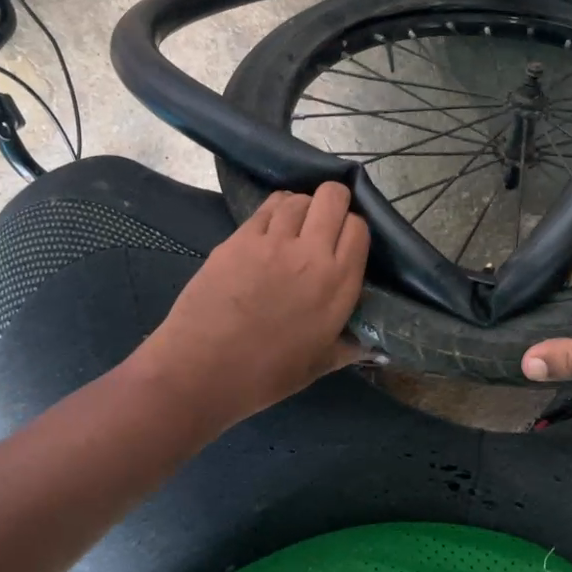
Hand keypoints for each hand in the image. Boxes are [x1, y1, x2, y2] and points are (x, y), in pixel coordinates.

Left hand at [133, 182, 369, 428]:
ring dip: (301, 207)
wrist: (201, 370)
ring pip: (297, 198)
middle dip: (334, 201)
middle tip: (324, 222)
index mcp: (338, 283)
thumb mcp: (319, 365)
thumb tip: (370, 346)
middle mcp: (311, 252)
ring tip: (294, 226)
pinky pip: (266, 208)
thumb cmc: (266, 375)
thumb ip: (349, 348)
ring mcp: (272, 241)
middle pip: (332, 196)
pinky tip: (268, 229)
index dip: (353, 229)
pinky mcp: (239, 238)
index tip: (344, 243)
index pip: (358, 228)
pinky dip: (273, 211)